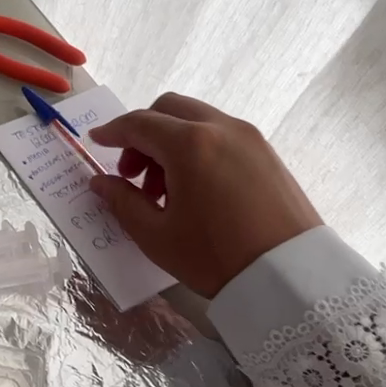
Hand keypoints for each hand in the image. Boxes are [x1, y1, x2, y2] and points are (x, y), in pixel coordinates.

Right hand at [89, 93, 322, 296]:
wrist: (289, 276)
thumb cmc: (216, 257)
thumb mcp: (156, 235)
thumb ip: (122, 202)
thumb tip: (100, 182)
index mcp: (189, 145)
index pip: (138, 124)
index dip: (112, 131)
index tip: (96, 141)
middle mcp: (220, 128)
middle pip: (169, 109)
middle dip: (142, 132)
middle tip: (132, 172)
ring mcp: (249, 137)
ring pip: (196, 119)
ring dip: (169, 141)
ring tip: (164, 188)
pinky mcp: (266, 152)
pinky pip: (220, 133)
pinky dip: (197, 147)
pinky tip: (195, 187)